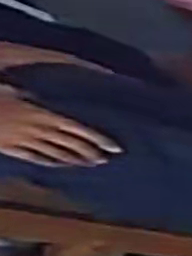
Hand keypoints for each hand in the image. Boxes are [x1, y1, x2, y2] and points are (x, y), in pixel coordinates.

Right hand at [0, 90, 118, 166]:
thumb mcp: (7, 90)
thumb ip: (26, 95)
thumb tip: (36, 96)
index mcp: (42, 114)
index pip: (81, 130)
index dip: (101, 140)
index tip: (117, 149)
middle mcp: (36, 129)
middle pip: (73, 145)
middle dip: (92, 153)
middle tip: (105, 159)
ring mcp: (21, 139)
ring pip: (57, 154)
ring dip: (76, 160)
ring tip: (90, 164)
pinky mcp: (6, 147)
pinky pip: (34, 158)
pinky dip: (51, 162)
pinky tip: (61, 165)